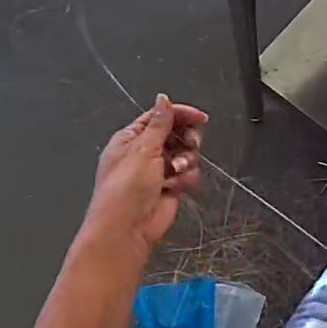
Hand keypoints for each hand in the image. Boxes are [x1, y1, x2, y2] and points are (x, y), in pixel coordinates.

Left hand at [79, 95, 208, 259]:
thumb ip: (159, 123)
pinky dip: (185, 179)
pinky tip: (175, 186)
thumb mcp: (143, 148)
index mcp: (130, 138)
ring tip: (176, 170)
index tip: (200, 118)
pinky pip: (186, 175)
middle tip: (191, 144)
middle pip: (175, 135)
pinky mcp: (169, 188)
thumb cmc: (125, 188)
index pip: (159, 117)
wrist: (126, 229)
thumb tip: (163, 99)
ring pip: (184, 155)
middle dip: (186, 139)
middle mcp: (143, 153)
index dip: (180, 114)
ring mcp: (157, 171)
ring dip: (185, 161)